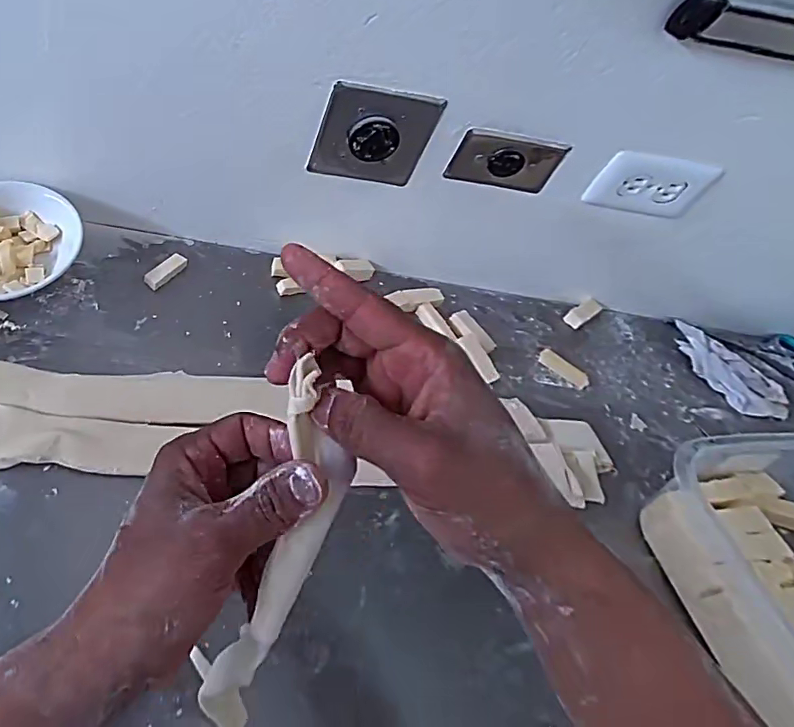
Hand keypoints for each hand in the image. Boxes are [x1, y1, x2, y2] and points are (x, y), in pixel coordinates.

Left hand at [68, 412, 326, 682]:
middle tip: (314, 509)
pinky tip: (270, 581)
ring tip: (290, 553)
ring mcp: (210, 518)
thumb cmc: (147, 588)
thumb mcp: (214, 539)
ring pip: (263, 506)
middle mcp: (200, 482)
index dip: (278, 440)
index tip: (312, 461)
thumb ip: (267, 507)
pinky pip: (258, 539)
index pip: (243, 429)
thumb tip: (310, 479)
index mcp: (188, 461)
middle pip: (259, 467)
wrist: (117, 658)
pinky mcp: (219, 552)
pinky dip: (269, 558)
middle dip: (286, 492)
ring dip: (280, 530)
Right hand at [266, 244, 578, 572]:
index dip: (324, 280)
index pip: (365, 308)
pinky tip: (308, 413)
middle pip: (345, 332)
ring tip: (287, 392)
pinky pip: (346, 395)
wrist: (516, 536)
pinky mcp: (391, 419)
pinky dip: (322, 398)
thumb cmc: (489, 491)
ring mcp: (399, 392)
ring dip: (310, 369)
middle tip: (277, 372)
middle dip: (307, 340)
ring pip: (341, 362)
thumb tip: (315, 400)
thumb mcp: (426, 459)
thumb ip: (367, 427)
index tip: (291, 257)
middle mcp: (409, 366)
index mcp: (425, 358)